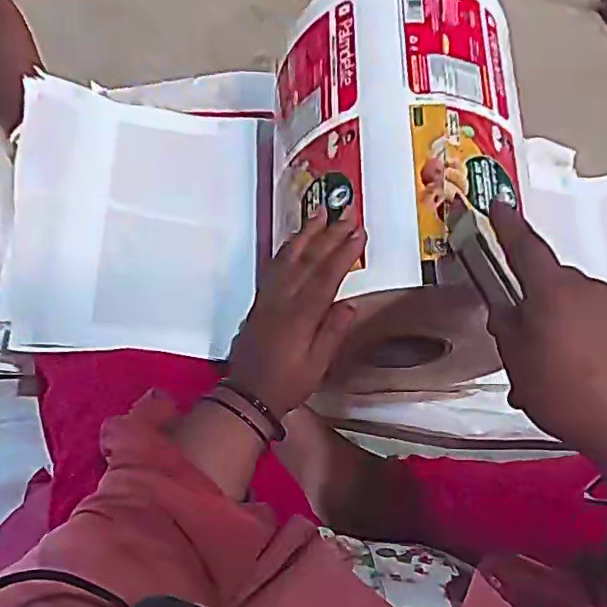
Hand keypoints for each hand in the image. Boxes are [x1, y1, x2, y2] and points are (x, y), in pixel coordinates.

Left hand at [225, 212, 364, 414]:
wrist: (247, 394)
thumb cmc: (286, 384)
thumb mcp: (316, 366)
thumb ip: (332, 333)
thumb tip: (349, 305)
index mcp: (301, 316)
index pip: (327, 276)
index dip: (344, 252)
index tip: (359, 232)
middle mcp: (283, 301)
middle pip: (309, 260)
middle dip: (330, 234)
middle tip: (346, 212)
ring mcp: (268, 299)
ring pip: (288, 258)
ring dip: (306, 233)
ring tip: (319, 212)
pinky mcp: (260, 302)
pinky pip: (273, 267)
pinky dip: (286, 249)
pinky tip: (294, 241)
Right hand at [484, 200, 606, 485]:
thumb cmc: (572, 395)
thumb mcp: (519, 366)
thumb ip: (507, 330)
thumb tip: (506, 312)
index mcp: (553, 291)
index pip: (524, 247)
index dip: (506, 226)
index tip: (496, 206)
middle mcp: (588, 289)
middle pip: (548, 283)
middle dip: (529, 301)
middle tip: (514, 335)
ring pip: (572, 307)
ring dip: (554, 327)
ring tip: (544, 370)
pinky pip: (594, 325)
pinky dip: (578, 341)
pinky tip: (573, 379)